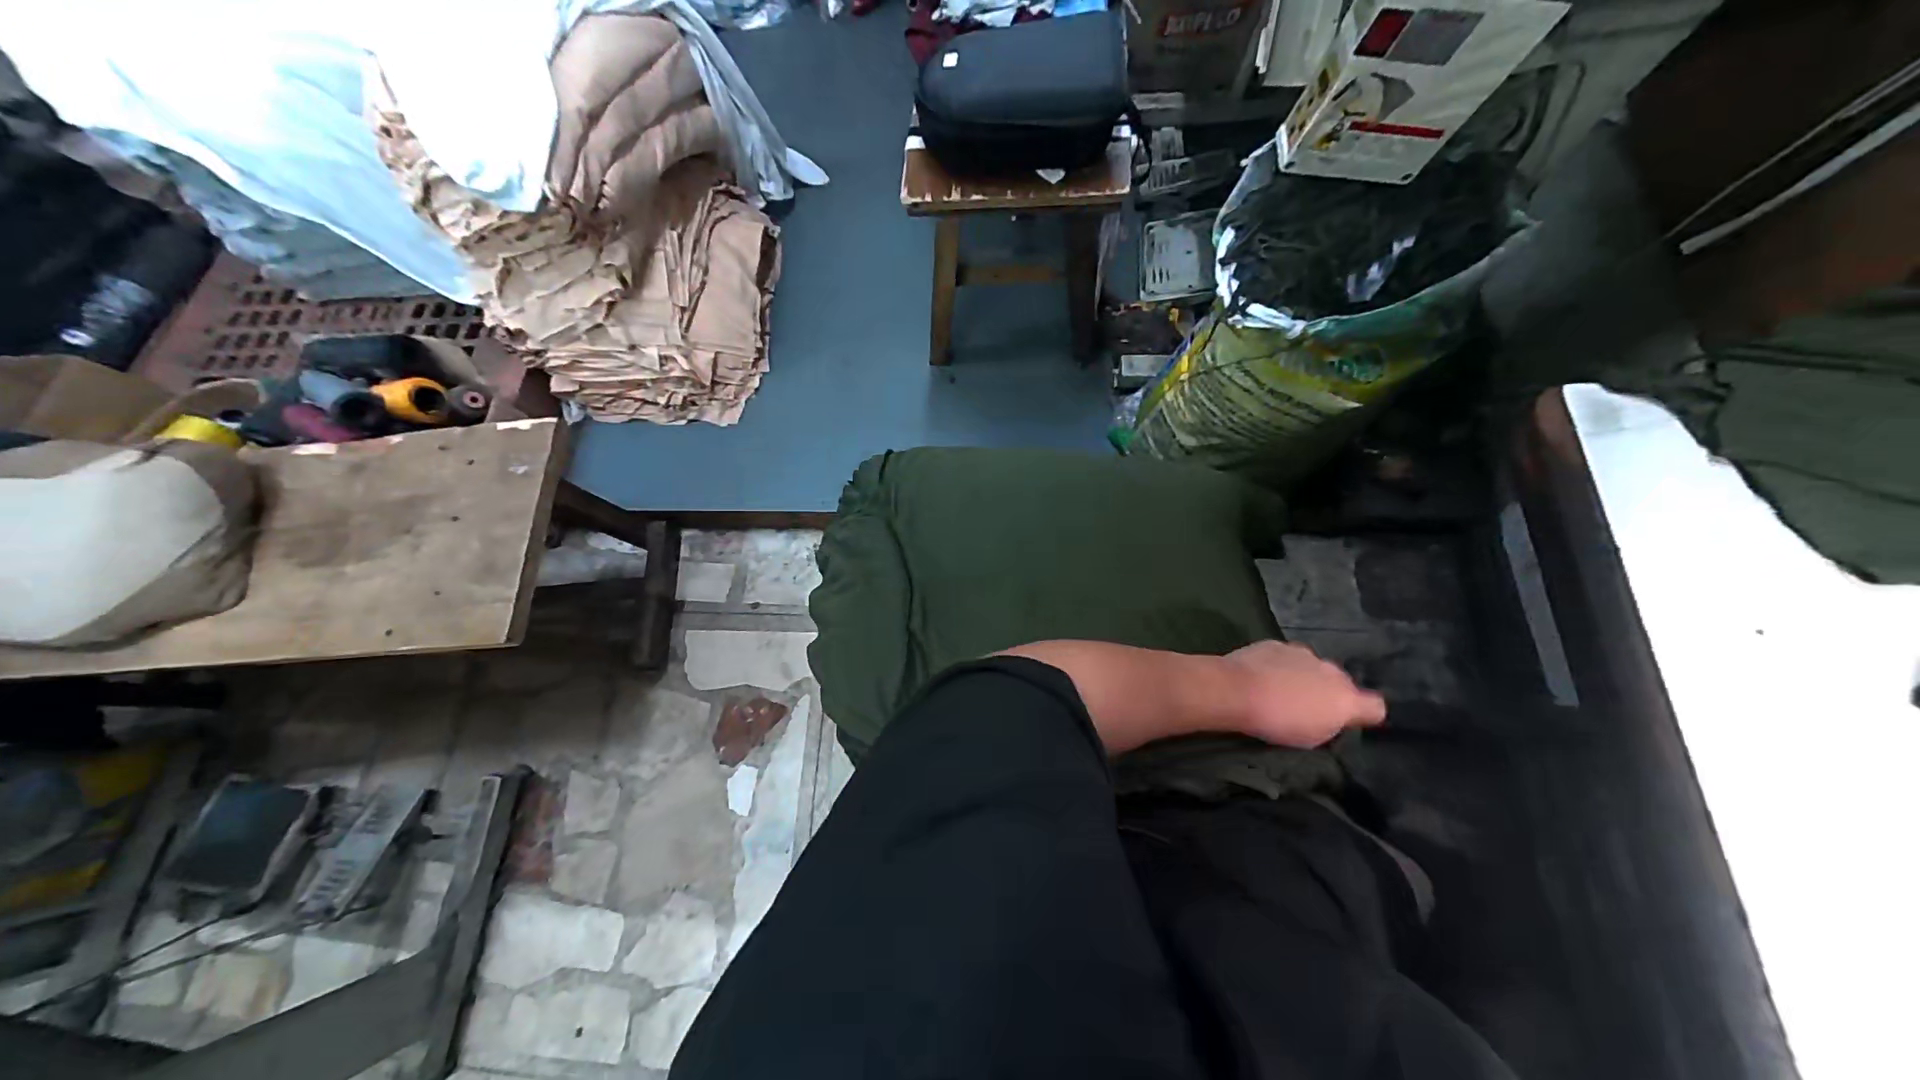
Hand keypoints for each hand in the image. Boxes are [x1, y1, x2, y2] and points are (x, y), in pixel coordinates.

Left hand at [1222, 640, 1385, 747]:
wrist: (1236, 689)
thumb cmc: (1276, 722)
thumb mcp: (1311, 738)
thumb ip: (1329, 723)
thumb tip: (1331, 714)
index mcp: (1346, 698)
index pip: (1376, 706)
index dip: (1364, 714)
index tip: (1347, 720)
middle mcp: (1331, 670)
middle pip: (1341, 683)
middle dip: (1328, 693)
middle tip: (1305, 706)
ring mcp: (1304, 653)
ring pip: (1313, 667)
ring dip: (1304, 677)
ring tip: (1279, 690)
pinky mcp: (1277, 644)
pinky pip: (1287, 657)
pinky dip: (1280, 665)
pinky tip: (1262, 675)